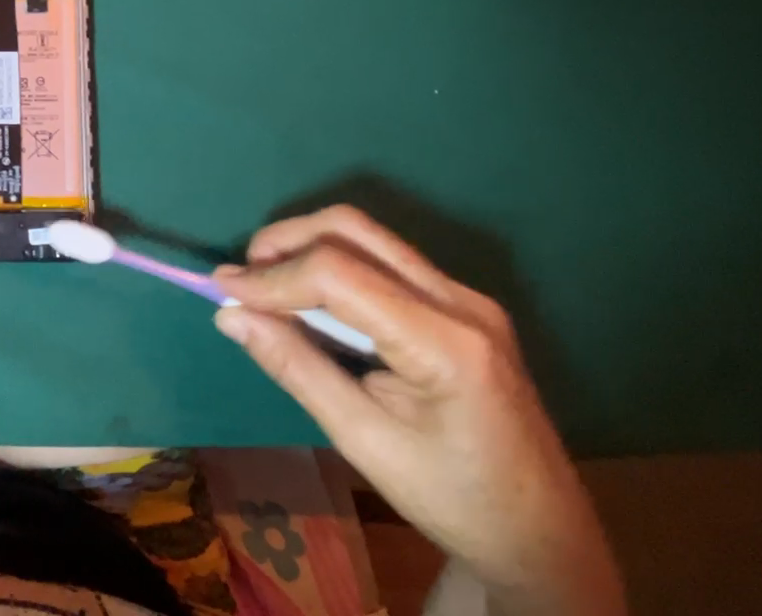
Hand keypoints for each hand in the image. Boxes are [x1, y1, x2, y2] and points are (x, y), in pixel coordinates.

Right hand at [213, 206, 624, 615]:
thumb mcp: (361, 438)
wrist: (541, 533)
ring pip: (367, 237)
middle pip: (353, 229)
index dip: (271, 276)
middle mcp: (459, 301)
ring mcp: (464, 298)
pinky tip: (310, 305)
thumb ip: (295, 367)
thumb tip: (229, 314)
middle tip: (241, 280)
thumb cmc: (450, 496)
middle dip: (285, 241)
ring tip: (266, 289)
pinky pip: (382, 262)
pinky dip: (332, 268)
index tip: (219, 291)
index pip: (338, 274)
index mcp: (444, 341)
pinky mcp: (458, 306)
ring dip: (306, 249)